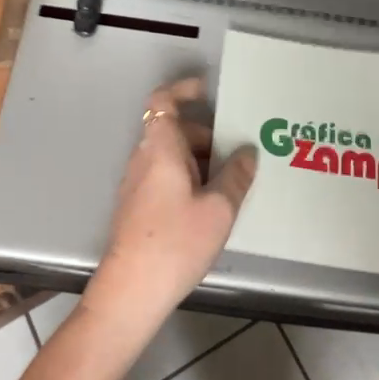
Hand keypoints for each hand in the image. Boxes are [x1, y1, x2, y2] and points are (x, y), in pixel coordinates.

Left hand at [85, 79, 257, 323]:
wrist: (131, 290)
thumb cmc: (176, 241)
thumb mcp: (219, 208)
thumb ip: (235, 176)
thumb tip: (247, 152)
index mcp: (160, 146)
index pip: (163, 100)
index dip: (183, 89)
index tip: (207, 91)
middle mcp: (143, 157)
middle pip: (172, 130)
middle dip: (205, 135)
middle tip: (237, 151)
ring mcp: (136, 183)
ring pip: (169, 156)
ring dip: (198, 160)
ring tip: (230, 181)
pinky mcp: (136, 207)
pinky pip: (164, 177)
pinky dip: (187, 179)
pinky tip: (209, 206)